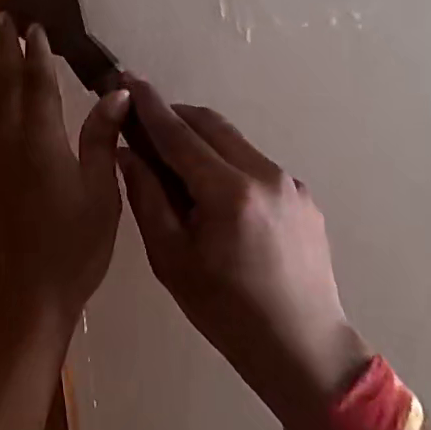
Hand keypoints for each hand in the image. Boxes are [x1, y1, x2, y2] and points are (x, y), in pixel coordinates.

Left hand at [0, 13, 129, 323]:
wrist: (25, 293)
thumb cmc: (73, 245)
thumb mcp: (100, 192)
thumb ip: (102, 139)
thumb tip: (116, 95)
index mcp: (41, 142)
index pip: (38, 85)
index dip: (37, 53)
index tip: (34, 26)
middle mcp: (9, 142)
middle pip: (3, 85)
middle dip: (3, 49)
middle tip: (1, 18)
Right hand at [115, 76, 370, 428]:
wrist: (304, 351)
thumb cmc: (226, 311)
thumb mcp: (171, 258)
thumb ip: (146, 197)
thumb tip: (127, 152)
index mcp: (228, 192)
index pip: (178, 133)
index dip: (149, 105)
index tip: (127, 78)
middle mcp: (264, 174)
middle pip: (210, 124)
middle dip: (173, 116)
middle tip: (142, 127)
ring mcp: (289, 184)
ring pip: (233, 141)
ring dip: (199, 139)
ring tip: (173, 164)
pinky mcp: (302, 197)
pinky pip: (253, 163)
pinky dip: (224, 162)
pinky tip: (211, 194)